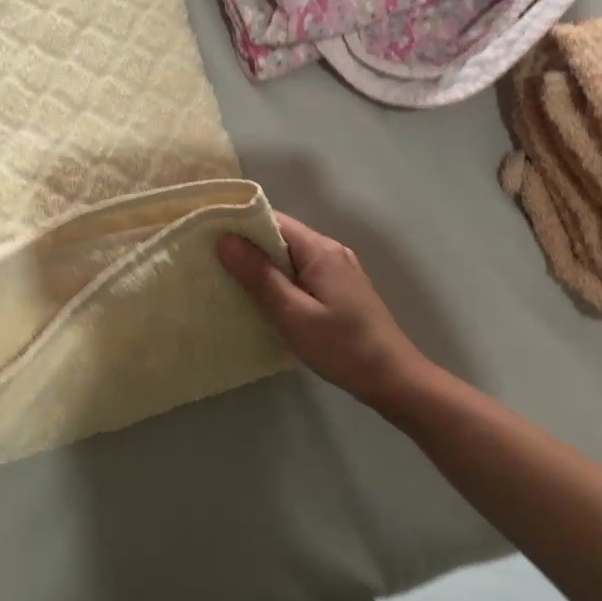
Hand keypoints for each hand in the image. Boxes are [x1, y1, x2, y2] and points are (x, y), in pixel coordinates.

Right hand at [218, 212, 429, 408]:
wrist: (394, 380)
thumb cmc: (342, 347)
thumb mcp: (293, 313)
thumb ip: (259, 275)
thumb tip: (225, 239)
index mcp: (320, 250)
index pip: (272, 220)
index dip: (239, 223)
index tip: (207, 234)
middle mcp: (330, 251)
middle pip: (280, 236)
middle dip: (247, 246)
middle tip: (210, 260)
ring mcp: (338, 271)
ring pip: (290, 257)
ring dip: (262, 266)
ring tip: (228, 279)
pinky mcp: (340, 290)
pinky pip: (301, 273)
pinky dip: (279, 280)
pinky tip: (262, 299)